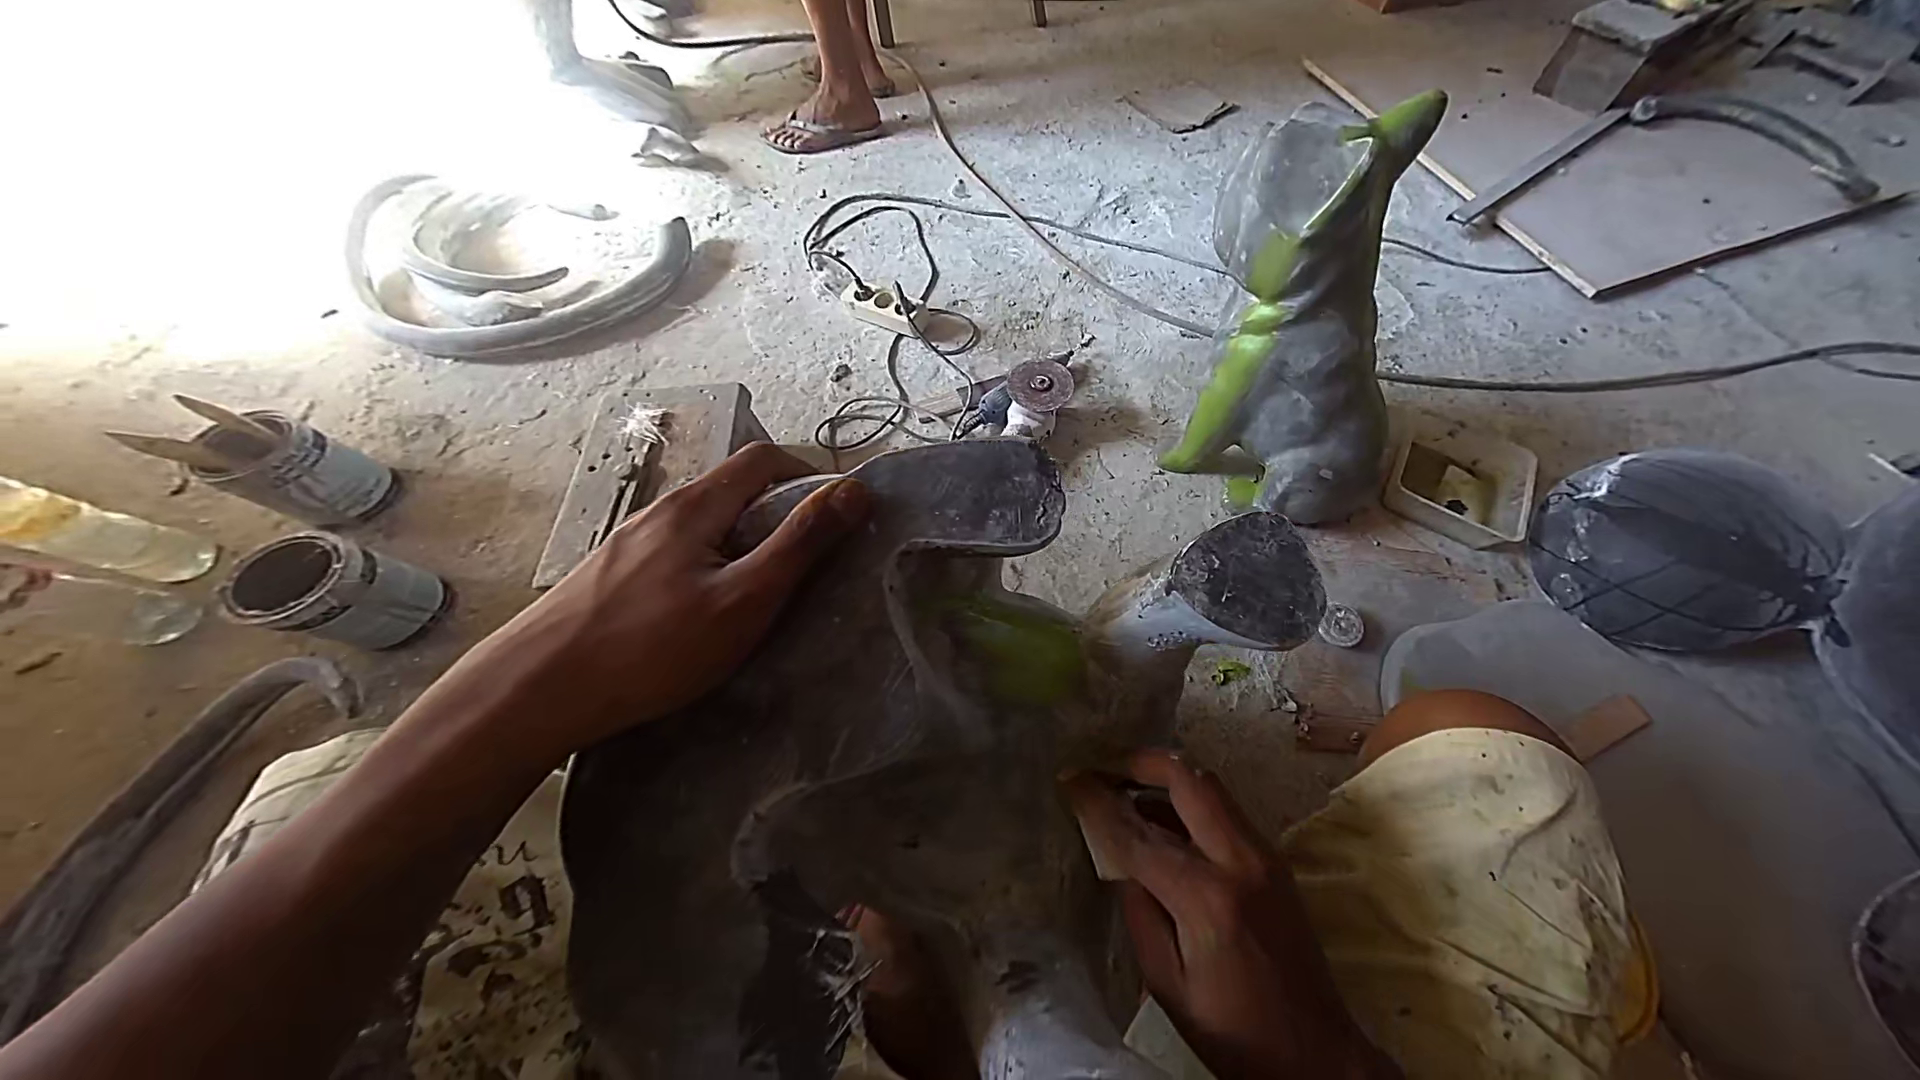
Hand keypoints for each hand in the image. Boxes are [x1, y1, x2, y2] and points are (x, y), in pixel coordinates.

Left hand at [454, 442, 867, 761]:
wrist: (535, 691)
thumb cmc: (653, 647)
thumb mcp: (744, 597)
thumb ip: (801, 543)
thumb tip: (853, 491)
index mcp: (696, 505)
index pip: (763, 458)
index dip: (807, 475)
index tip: (833, 517)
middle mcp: (661, 511)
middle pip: (734, 489)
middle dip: (779, 514)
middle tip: (800, 567)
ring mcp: (632, 542)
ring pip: (706, 524)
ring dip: (744, 542)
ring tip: (756, 594)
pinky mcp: (613, 573)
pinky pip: (678, 552)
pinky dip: (711, 564)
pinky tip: (702, 613)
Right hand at [1061, 750, 1399, 1079]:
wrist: (1320, 1057)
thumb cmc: (1236, 1032)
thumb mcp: (1167, 984)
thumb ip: (1138, 912)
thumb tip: (1121, 861)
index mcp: (1208, 899)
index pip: (1138, 834)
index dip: (1097, 803)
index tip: (1071, 779)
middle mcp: (1241, 862)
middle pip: (1188, 780)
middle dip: (1141, 762)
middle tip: (1106, 766)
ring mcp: (1265, 856)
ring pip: (1211, 785)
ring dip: (1166, 777)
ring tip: (1127, 787)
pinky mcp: (1275, 860)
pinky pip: (1225, 809)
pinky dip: (1189, 800)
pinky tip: (1163, 819)